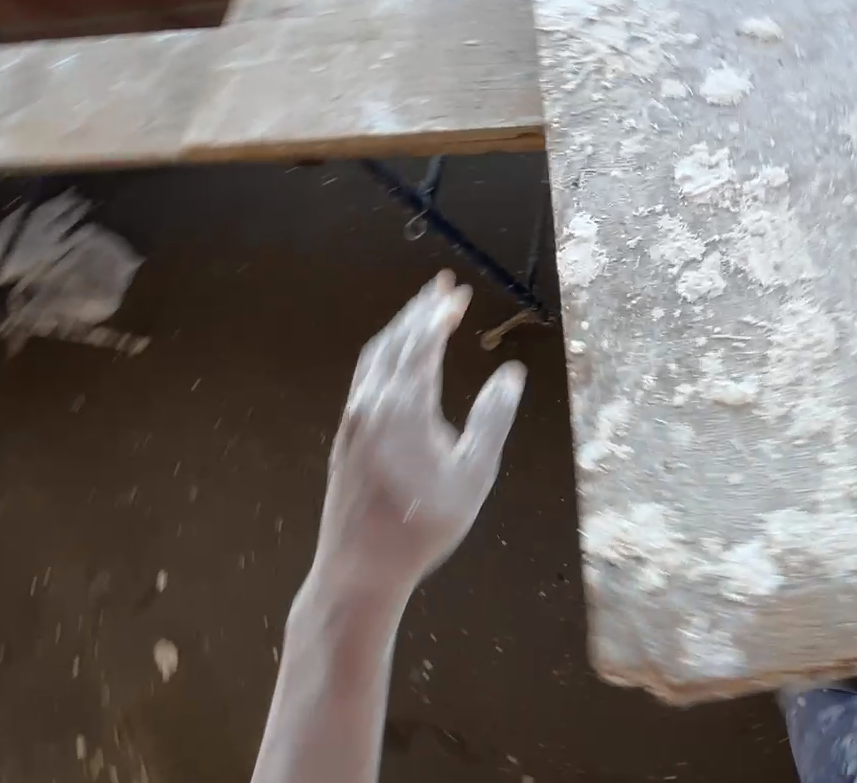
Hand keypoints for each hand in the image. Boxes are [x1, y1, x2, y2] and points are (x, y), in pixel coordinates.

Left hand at [311, 271, 526, 596]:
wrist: (359, 569)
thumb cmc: (424, 524)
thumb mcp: (474, 474)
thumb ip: (493, 418)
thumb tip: (511, 373)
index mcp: (404, 407)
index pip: (423, 344)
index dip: (440, 314)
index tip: (458, 293)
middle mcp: (372, 403)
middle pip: (395, 341)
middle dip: (419, 310)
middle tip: (441, 286)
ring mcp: (353, 419)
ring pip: (376, 358)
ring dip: (400, 329)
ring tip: (422, 312)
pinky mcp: (345, 436)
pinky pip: (365, 377)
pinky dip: (385, 353)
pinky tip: (396, 362)